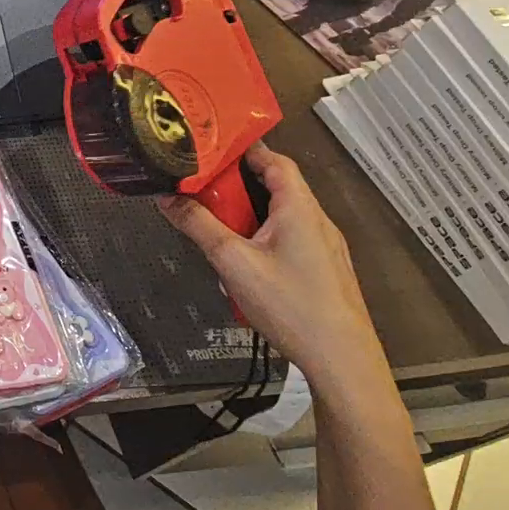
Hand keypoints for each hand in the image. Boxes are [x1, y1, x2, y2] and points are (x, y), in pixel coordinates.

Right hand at [157, 144, 386, 389]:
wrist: (343, 364)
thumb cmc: (290, 304)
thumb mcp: (232, 261)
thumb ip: (198, 224)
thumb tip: (165, 196)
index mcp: (300, 210)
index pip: (275, 161)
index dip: (244, 148)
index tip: (208, 145)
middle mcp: (317, 222)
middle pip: (277, 185)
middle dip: (236, 180)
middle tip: (198, 181)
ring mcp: (324, 248)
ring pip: (280, 212)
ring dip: (246, 208)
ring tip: (211, 214)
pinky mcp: (324, 270)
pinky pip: (287, 235)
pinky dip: (259, 229)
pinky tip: (239, 250)